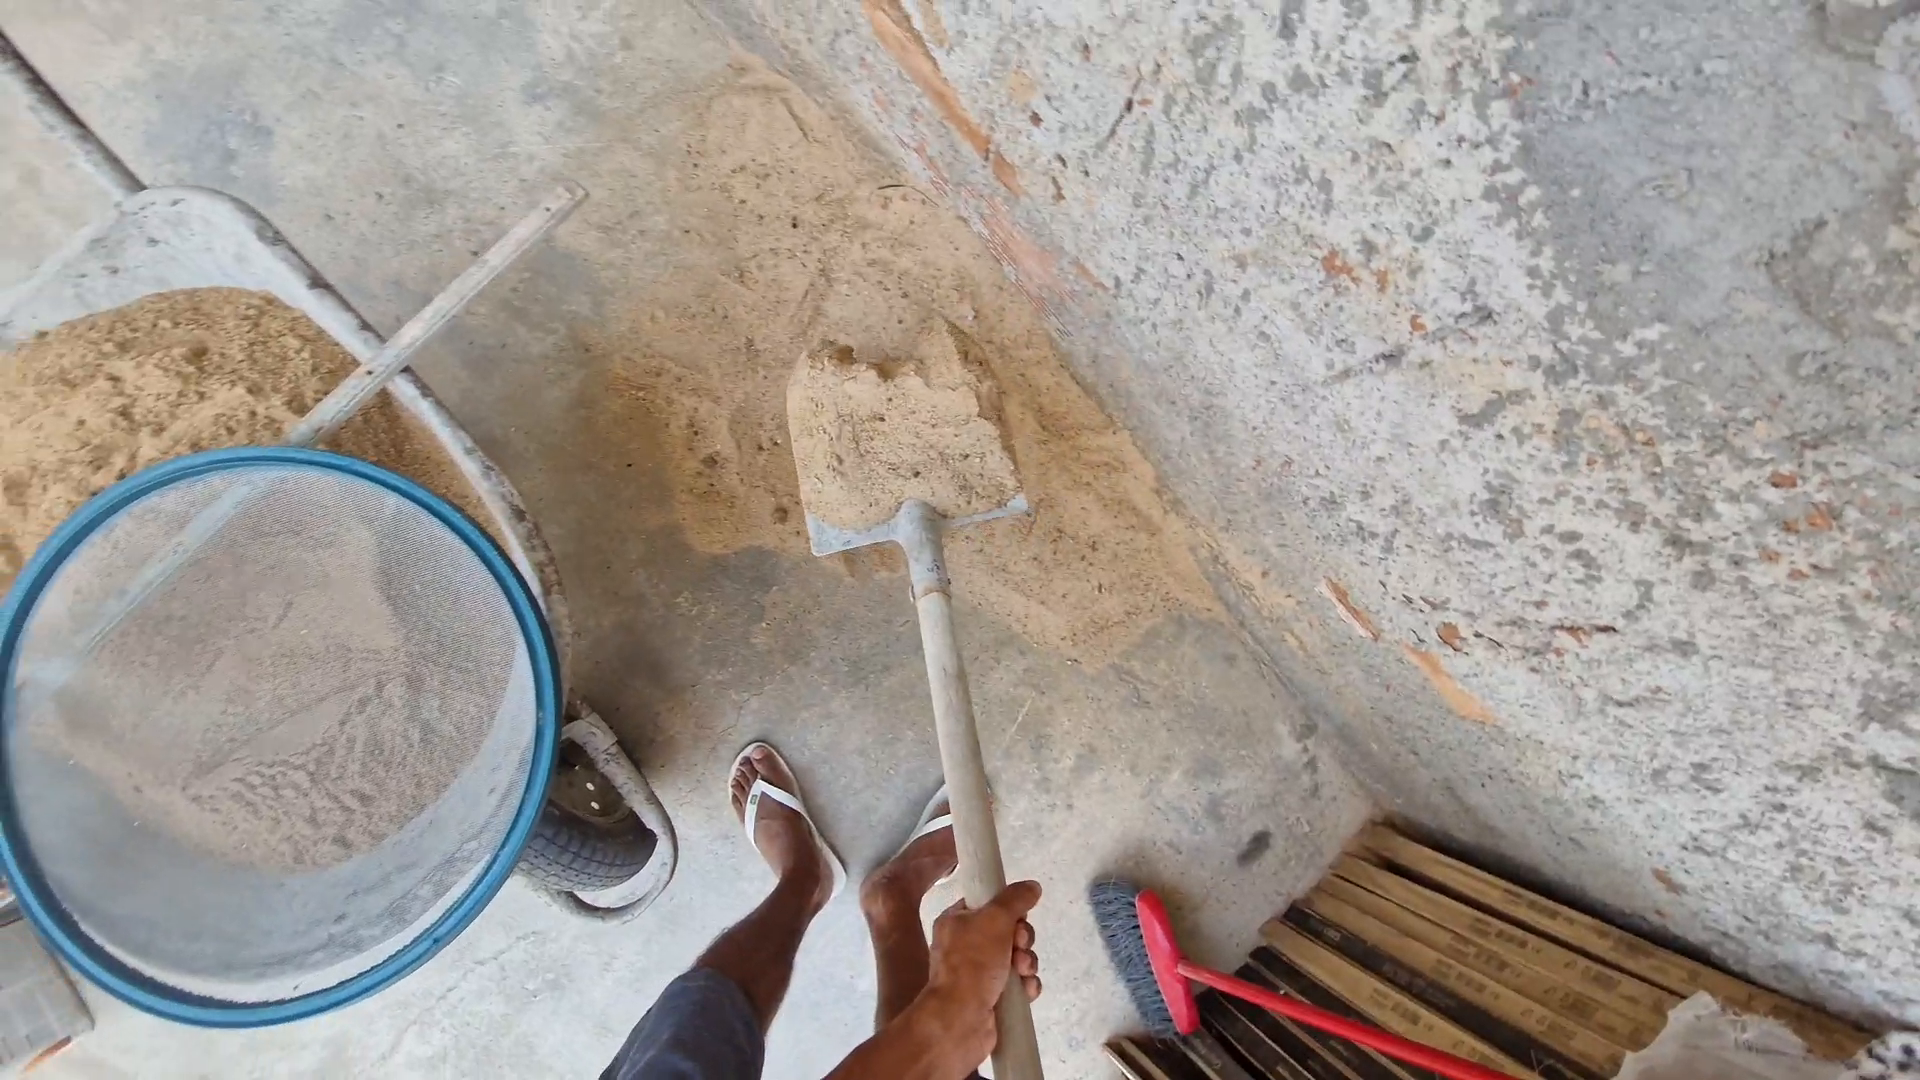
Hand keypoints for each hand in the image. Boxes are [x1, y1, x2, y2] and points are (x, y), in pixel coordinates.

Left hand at [919, 881, 1042, 1065]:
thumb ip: (1015, 899)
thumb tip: (1033, 886)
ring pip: (1016, 956)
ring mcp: (979, 973)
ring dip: (1027, 961)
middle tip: (1020, 945)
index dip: (1007, 908)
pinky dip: (1026, 984)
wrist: (961, 1020)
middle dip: (1022, 938)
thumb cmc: (972, 962)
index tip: (1018, 915)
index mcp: (956, 921)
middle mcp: (966, 945)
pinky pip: (1018, 983)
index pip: (987, 904)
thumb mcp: (994, 919)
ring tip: (1023, 971)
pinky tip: (1027, 990)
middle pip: (1007, 930)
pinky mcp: (993, 997)